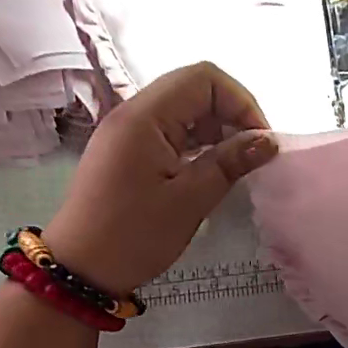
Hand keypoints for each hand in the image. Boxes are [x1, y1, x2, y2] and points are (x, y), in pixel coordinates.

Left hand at [43, 63, 274, 295]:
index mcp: (145, 117)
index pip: (204, 79)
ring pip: (184, 111)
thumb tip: (267, 141)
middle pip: (194, 89)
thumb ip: (229, 163)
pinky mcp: (129, 153)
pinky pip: (171, 133)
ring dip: (217, 131)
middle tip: (253, 154)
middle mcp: (134, 114)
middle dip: (232, 115)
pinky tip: (211, 171)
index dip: (241, 102)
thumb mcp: (189, 201)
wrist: (79, 269)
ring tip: (237, 166)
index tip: (261, 142)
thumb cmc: (134, 235)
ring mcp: (129, 133)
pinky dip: (198, 145)